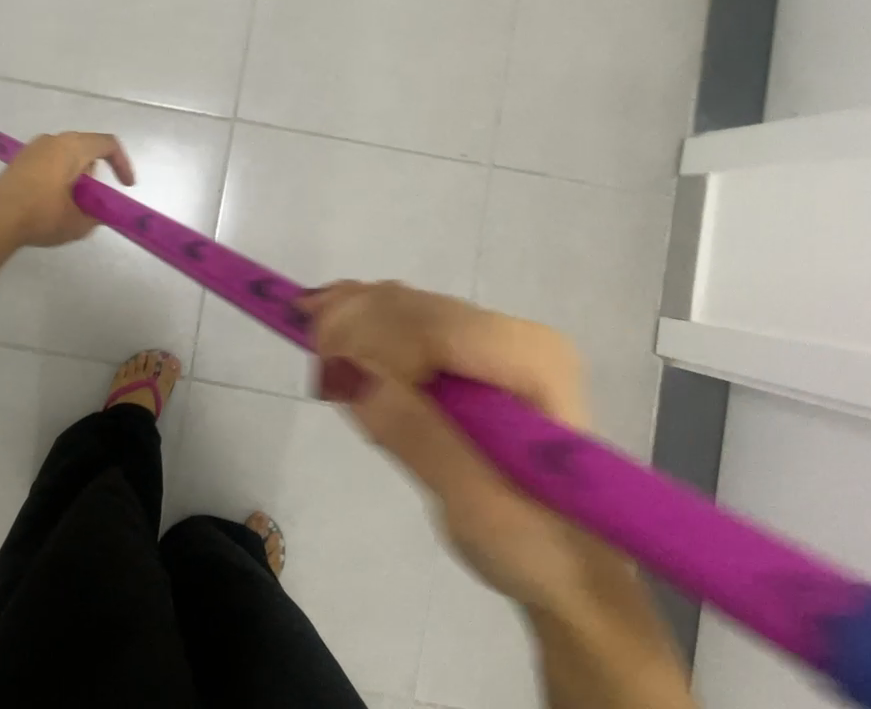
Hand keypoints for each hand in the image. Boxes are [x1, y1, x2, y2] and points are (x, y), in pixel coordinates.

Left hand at [0, 132, 134, 248]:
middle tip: (93, 200)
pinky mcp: (18, 160)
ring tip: (71, 205)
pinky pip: (48, 162)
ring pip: (66, 155)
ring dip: (75, 176)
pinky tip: (50, 203)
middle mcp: (53, 140)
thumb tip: (100, 212)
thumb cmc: (41, 216)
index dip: (122, 164)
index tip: (126, 186)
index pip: (108, 144)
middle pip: (86, 149)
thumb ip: (98, 214)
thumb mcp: (79, 222)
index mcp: (72, 147)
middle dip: (95, 174)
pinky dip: (58, 177)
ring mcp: (32, 148)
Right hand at [297, 281, 603, 616]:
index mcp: (531, 365)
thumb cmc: (532, 544)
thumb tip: (353, 377)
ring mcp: (496, 341)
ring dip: (352, 316)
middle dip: (353, 319)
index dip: (372, 334)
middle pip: (415, 308)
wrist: (567, 562)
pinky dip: (365, 324)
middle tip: (302, 341)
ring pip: (407, 307)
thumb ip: (421, 440)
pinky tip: (333, 332)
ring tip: (307, 331)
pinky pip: (409, 322)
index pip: (436, 327)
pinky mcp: (474, 354)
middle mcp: (518, 336)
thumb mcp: (476, 508)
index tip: (319, 361)